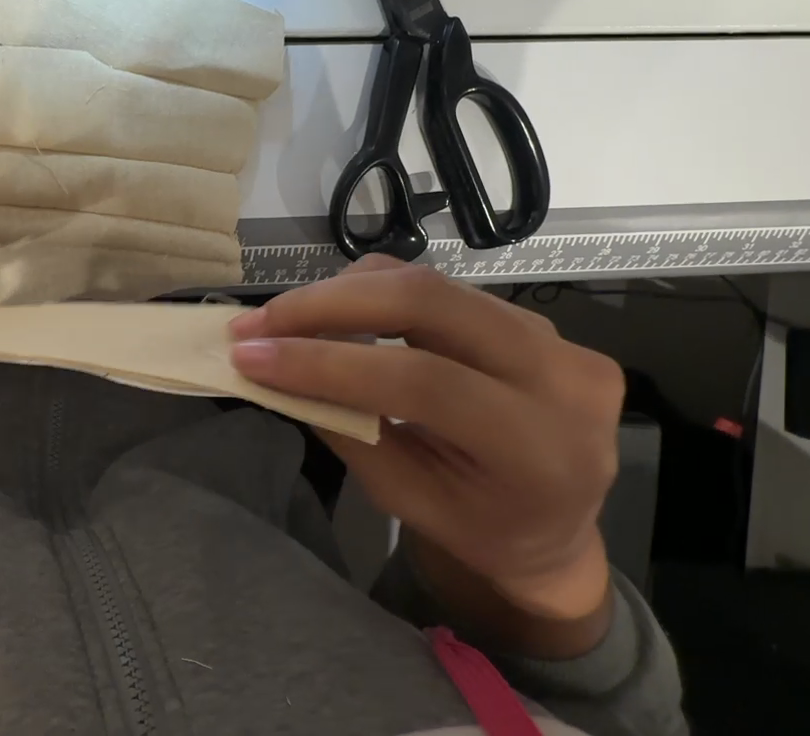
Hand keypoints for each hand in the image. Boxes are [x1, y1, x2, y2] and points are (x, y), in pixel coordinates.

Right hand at [228, 256, 623, 654]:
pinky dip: (369, 292)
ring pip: (426, 282)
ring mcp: (555, 338)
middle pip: (428, 301)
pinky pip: (436, 284)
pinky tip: (331, 315)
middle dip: (326, 304)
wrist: (552, 525)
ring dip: (339, 293)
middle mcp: (562, 378)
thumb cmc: (475, 528)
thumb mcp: (404, 499)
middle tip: (255, 322)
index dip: (328, 363)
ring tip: (280, 320)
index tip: (247, 357)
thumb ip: (346, 429)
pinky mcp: (531, 318)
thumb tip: (269, 371)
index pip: (424, 382)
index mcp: (541, 450)